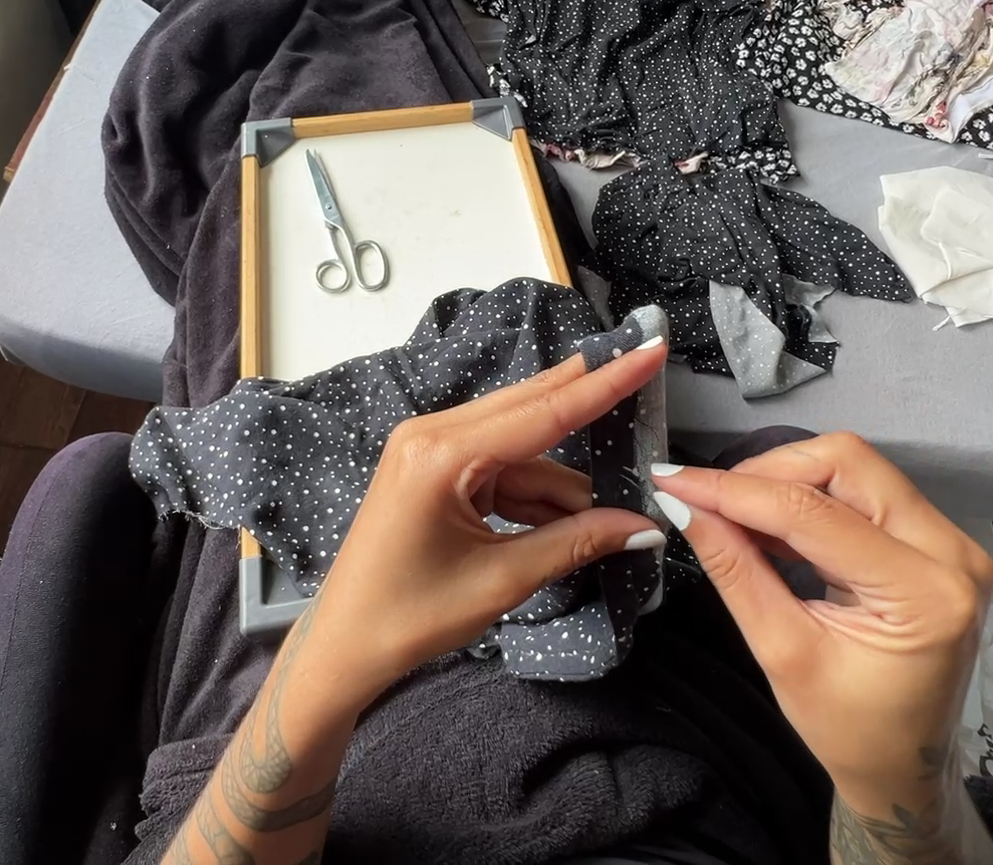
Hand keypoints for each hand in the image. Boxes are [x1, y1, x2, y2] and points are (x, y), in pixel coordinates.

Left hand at [299, 341, 667, 709]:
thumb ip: (576, 543)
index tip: (648, 348)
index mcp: (441, 452)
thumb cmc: (410, 617)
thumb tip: (645, 526)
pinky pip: (503, 468)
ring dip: (566, 480)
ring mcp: (432, 448)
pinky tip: (576, 517)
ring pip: (523, 447)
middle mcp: (434, 433)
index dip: (604, 382)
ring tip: (618, 507)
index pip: (543, 411)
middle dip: (591, 399)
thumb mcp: (500, 581)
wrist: (344, 644)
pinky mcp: (437, 468)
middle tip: (648, 369)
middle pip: (532, 408)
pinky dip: (538, 492)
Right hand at [651, 434, 992, 816]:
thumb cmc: (847, 728)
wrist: (904, 769)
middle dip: (766, 472)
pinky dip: (804, 494)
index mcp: (924, 595)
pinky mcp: (932, 538)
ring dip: (783, 479)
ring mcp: (948, 541)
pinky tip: (767, 521)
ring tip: (734, 512)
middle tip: (711, 499)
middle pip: (845, 463)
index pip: (811, 512)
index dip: (733, 489)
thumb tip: (682, 504)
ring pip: (851, 466)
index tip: (673, 479)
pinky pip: (860, 487)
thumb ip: (733, 568)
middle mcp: (950, 553)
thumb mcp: (780, 651)